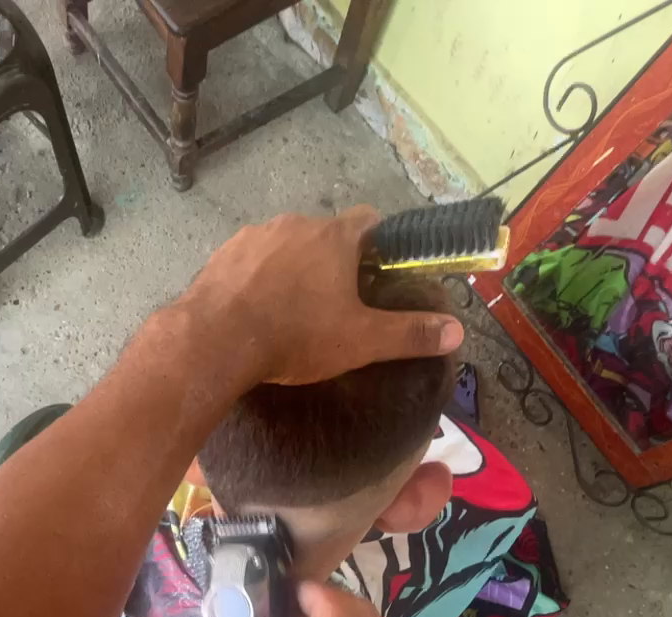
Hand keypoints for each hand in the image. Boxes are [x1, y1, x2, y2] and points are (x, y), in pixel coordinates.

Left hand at [177, 207, 464, 386]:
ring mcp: (253, 237)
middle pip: (323, 235)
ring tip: (287, 309)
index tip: (376, 272)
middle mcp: (295, 224)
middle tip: (330, 302)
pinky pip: (247, 263)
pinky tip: (251, 309)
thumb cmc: (295, 337)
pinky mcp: (220, 256)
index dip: (378, 244)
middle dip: (330, 262)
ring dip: (289, 269)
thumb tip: (456, 331)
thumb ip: (408, 334)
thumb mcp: (360, 341)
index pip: (369, 221)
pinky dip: (254, 279)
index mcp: (335, 238)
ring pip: (282, 247)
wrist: (216, 340)